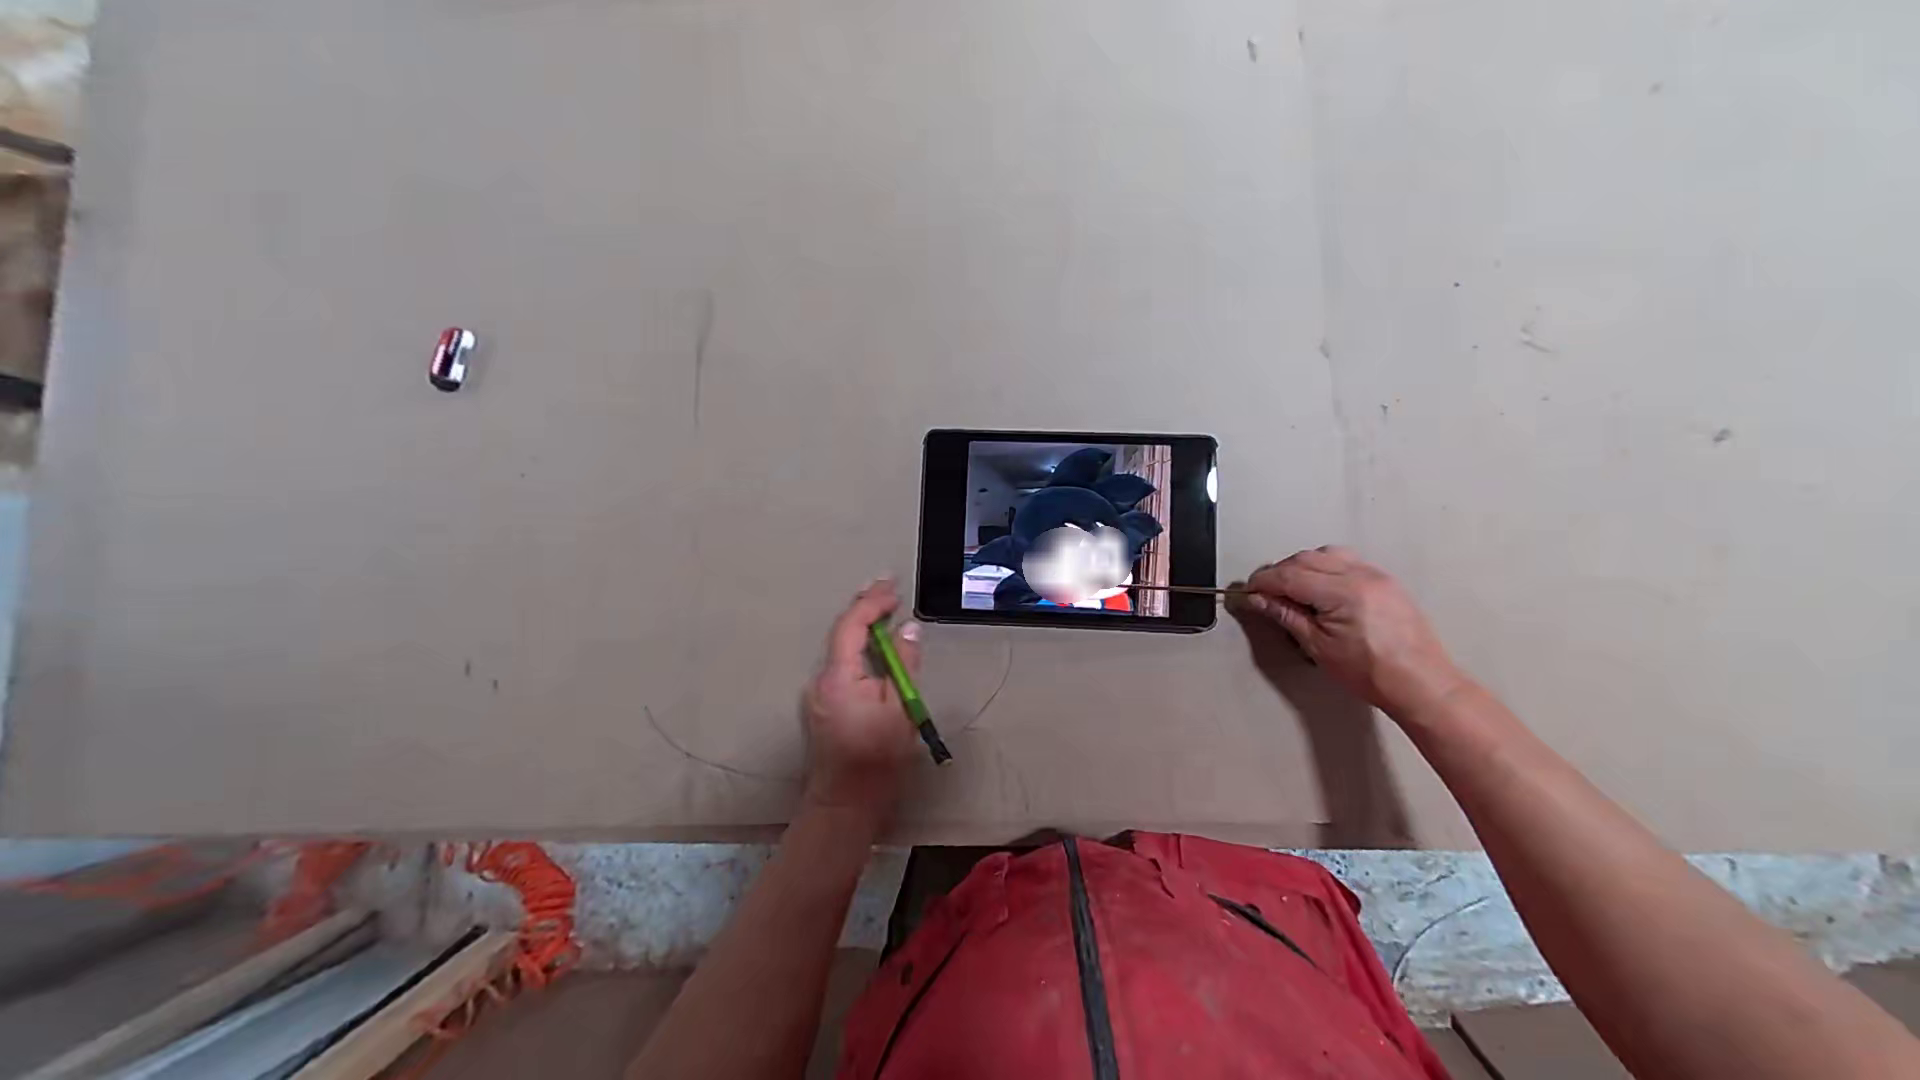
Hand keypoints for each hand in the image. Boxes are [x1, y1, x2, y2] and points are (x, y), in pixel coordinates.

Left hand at [800, 579, 921, 818]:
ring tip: (885, 610)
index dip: (872, 603)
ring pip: (841, 649)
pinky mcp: (823, 705)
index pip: (851, 626)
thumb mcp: (901, 709)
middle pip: (842, 633)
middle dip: (865, 608)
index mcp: (838, 677)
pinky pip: (841, 665)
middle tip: (887, 587)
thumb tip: (908, 628)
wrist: (845, 804)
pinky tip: (875, 647)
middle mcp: (821, 680)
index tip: (892, 588)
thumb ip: (904, 664)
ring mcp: (818, 693)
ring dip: (863, 628)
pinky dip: (858, 649)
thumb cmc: (876, 759)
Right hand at [1244, 547, 1470, 716]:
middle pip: (1306, 559)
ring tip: (1290, 590)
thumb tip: (1258, 600)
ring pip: (1326, 554)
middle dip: (1279, 572)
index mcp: (1344, 592)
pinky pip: (1346, 561)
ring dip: (1302, 566)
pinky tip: (1318, 588)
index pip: (1290, 574)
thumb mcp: (1318, 647)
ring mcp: (1376, 575)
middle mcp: (1361, 575)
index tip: (1248, 592)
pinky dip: (1324, 567)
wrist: (1421, 684)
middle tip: (1264, 594)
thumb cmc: (1372, 673)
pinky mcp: (1385, 581)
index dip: (1263, 582)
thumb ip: (1286, 616)